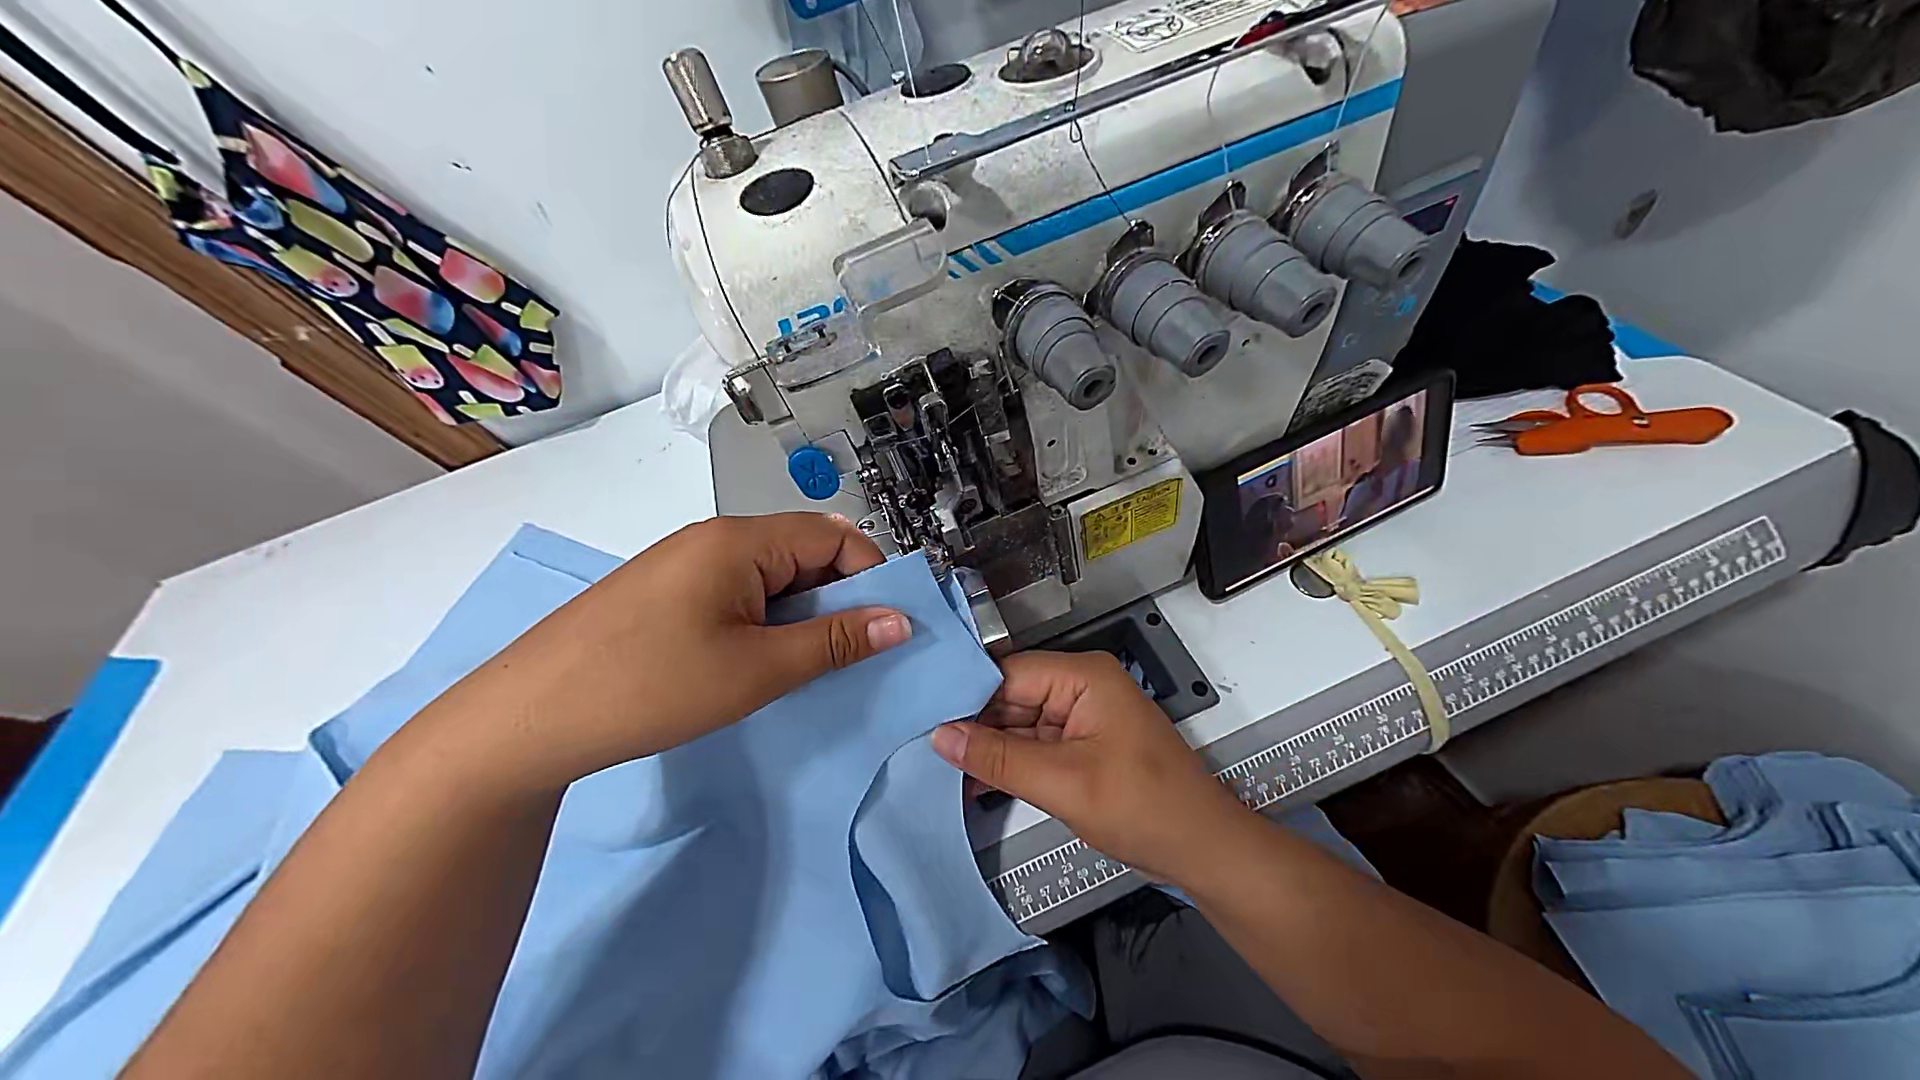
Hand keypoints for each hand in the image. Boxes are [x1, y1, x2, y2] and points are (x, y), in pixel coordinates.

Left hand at [411, 513, 910, 792]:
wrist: (526, 719)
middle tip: (845, 654)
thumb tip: (900, 621)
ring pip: (772, 577)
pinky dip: (764, 622)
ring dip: (800, 614)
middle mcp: (715, 538)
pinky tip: (756, 662)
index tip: (882, 628)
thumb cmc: (651, 686)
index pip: (834, 536)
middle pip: (803, 551)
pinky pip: (738, 593)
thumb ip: (835, 641)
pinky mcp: (667, 593)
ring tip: (801, 664)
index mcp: (740, 539)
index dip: (870, 576)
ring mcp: (686, 564)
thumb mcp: (757, 669)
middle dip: (837, 598)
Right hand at [931, 651, 1256, 884]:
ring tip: (944, 768)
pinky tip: (978, 779)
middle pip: (1011, 697)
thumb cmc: (1149, 809)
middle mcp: (1081, 688)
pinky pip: (1034, 745)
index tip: (926, 718)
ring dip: (989, 748)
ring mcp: (1081, 717)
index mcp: (1083, 677)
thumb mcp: (1064, 783)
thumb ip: (999, 758)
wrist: (1204, 851)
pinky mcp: (1082, 744)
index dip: (967, 697)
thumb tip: (943, 737)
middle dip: (975, 726)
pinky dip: (1010, 763)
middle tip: (928, 748)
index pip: (1008, 674)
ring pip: (1019, 723)